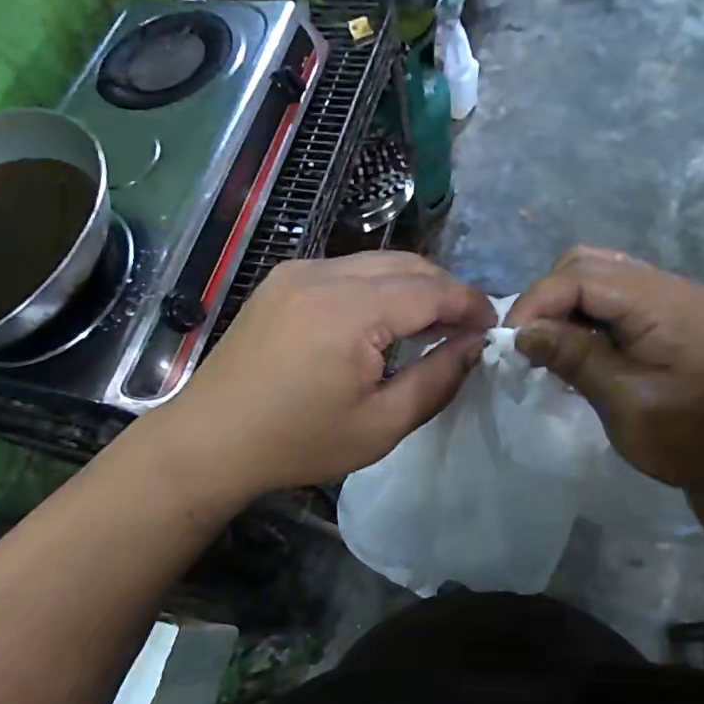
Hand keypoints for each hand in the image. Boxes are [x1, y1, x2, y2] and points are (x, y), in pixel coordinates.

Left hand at [139, 252, 495, 497]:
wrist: (210, 440)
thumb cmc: (299, 441)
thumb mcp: (381, 424)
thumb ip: (438, 379)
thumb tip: (475, 345)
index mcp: (350, 310)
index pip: (431, 289)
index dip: (469, 303)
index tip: (492, 326)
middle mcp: (323, 274)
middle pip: (406, 264)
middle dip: (445, 289)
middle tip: (465, 327)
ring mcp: (297, 271)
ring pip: (376, 262)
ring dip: (411, 285)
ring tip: (429, 323)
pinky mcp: (280, 280)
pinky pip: (345, 270)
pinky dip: (376, 286)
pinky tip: (379, 320)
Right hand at [507, 246, 703, 490]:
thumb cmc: (689, 438)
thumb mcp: (624, 401)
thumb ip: (573, 356)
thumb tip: (522, 332)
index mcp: (663, 301)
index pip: (582, 276)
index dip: (537, 300)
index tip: (510, 340)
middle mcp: (671, 286)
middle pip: (590, 264)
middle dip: (550, 297)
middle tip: (530, 342)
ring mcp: (676, 300)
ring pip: (603, 277)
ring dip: (568, 305)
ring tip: (550, 346)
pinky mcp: (675, 318)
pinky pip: (620, 299)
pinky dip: (590, 315)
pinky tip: (580, 349)